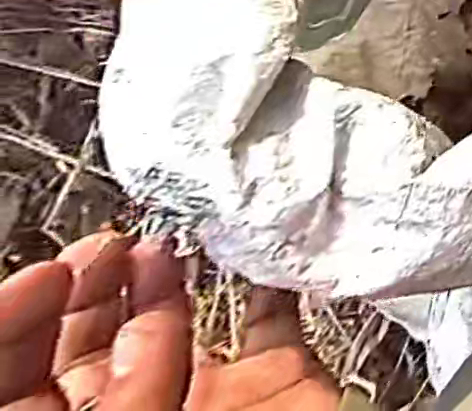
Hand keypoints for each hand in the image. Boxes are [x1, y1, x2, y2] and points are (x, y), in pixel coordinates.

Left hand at [0, 232, 339, 410]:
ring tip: (164, 243)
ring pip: (170, 330)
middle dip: (88, 294)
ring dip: (164, 284)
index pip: (4, 386)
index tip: (50, 269)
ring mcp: (204, 398)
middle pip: (80, 354)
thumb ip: (123, 399)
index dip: (16, 323)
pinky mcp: (278, 373)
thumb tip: (136, 330)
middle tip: (107, 245)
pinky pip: (274, 320)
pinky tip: (255, 258)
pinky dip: (270, 284)